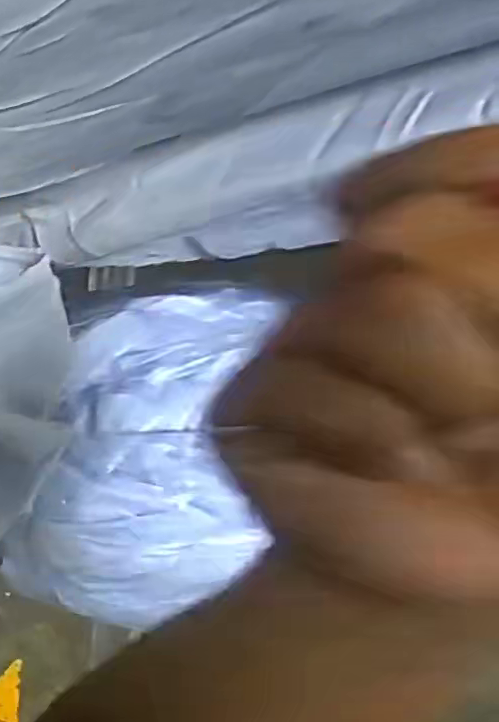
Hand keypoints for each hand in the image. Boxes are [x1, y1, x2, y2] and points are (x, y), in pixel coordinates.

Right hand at [215, 129, 498, 603]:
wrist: (465, 556)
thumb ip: (489, 275)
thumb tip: (383, 222)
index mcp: (468, 268)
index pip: (460, 170)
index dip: (451, 165)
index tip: (387, 200)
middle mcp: (385, 290)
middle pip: (409, 231)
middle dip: (480, 301)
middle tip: (494, 396)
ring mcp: (302, 349)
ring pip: (360, 310)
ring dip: (444, 386)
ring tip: (463, 440)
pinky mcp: (247, 405)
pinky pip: (299, 390)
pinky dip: (372, 435)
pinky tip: (400, 465)